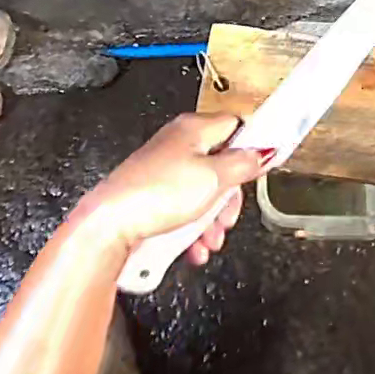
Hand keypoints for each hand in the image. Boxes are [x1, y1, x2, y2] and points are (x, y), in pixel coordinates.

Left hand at [74, 113, 268, 264]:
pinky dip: (192, 229)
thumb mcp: (213, 178)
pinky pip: (184, 208)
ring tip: (209, 241)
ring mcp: (165, 169)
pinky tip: (193, 247)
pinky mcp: (155, 193)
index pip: (236, 126)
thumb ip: (243, 163)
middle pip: (222, 165)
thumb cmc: (156, 194)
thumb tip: (264, 149)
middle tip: (227, 217)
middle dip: (229, 198)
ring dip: (212, 220)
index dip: (251, 148)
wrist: (110, 224)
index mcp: (194, 129)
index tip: (260, 170)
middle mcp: (179, 144)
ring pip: (204, 192)